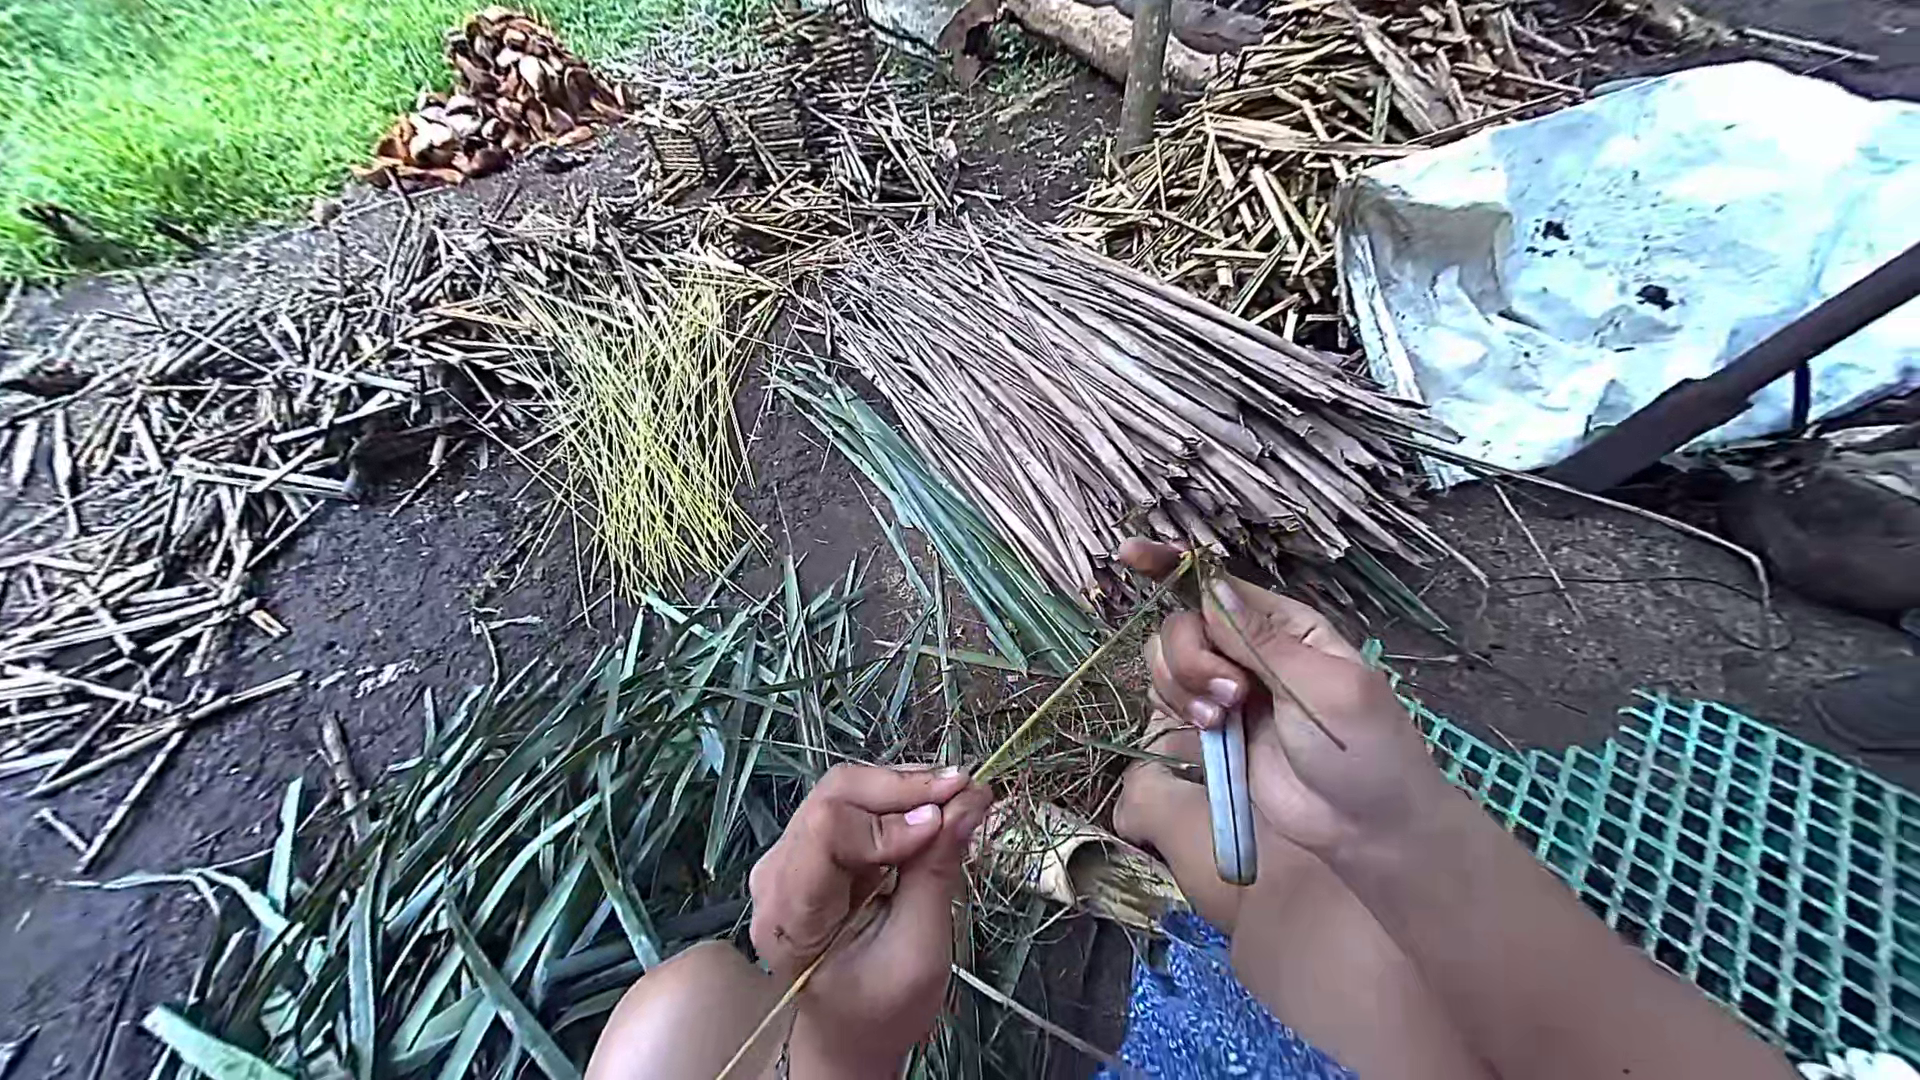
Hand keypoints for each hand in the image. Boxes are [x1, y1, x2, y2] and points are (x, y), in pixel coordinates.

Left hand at [748, 764, 991, 1074]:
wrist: (850, 1033)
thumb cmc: (881, 1010)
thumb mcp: (919, 954)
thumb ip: (936, 873)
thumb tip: (968, 802)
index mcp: (790, 912)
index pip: (827, 830)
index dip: (887, 818)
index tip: (940, 822)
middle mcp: (778, 869)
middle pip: (838, 795)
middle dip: (904, 787)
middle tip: (963, 789)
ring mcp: (792, 849)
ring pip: (849, 787)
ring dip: (907, 785)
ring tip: (957, 793)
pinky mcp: (815, 840)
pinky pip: (856, 799)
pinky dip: (900, 796)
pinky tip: (934, 802)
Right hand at [1118, 539, 1450, 857]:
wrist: (1361, 828)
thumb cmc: (1363, 749)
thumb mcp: (1325, 686)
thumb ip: (1262, 639)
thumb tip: (1214, 585)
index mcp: (1279, 624)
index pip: (1216, 582)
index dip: (1170, 564)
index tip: (1129, 555)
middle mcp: (1243, 645)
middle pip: (1180, 624)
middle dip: (1192, 658)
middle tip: (1232, 694)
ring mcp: (1220, 683)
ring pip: (1164, 658)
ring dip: (1182, 687)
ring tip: (1223, 721)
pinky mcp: (1204, 719)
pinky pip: (1163, 695)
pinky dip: (1175, 708)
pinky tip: (1210, 732)